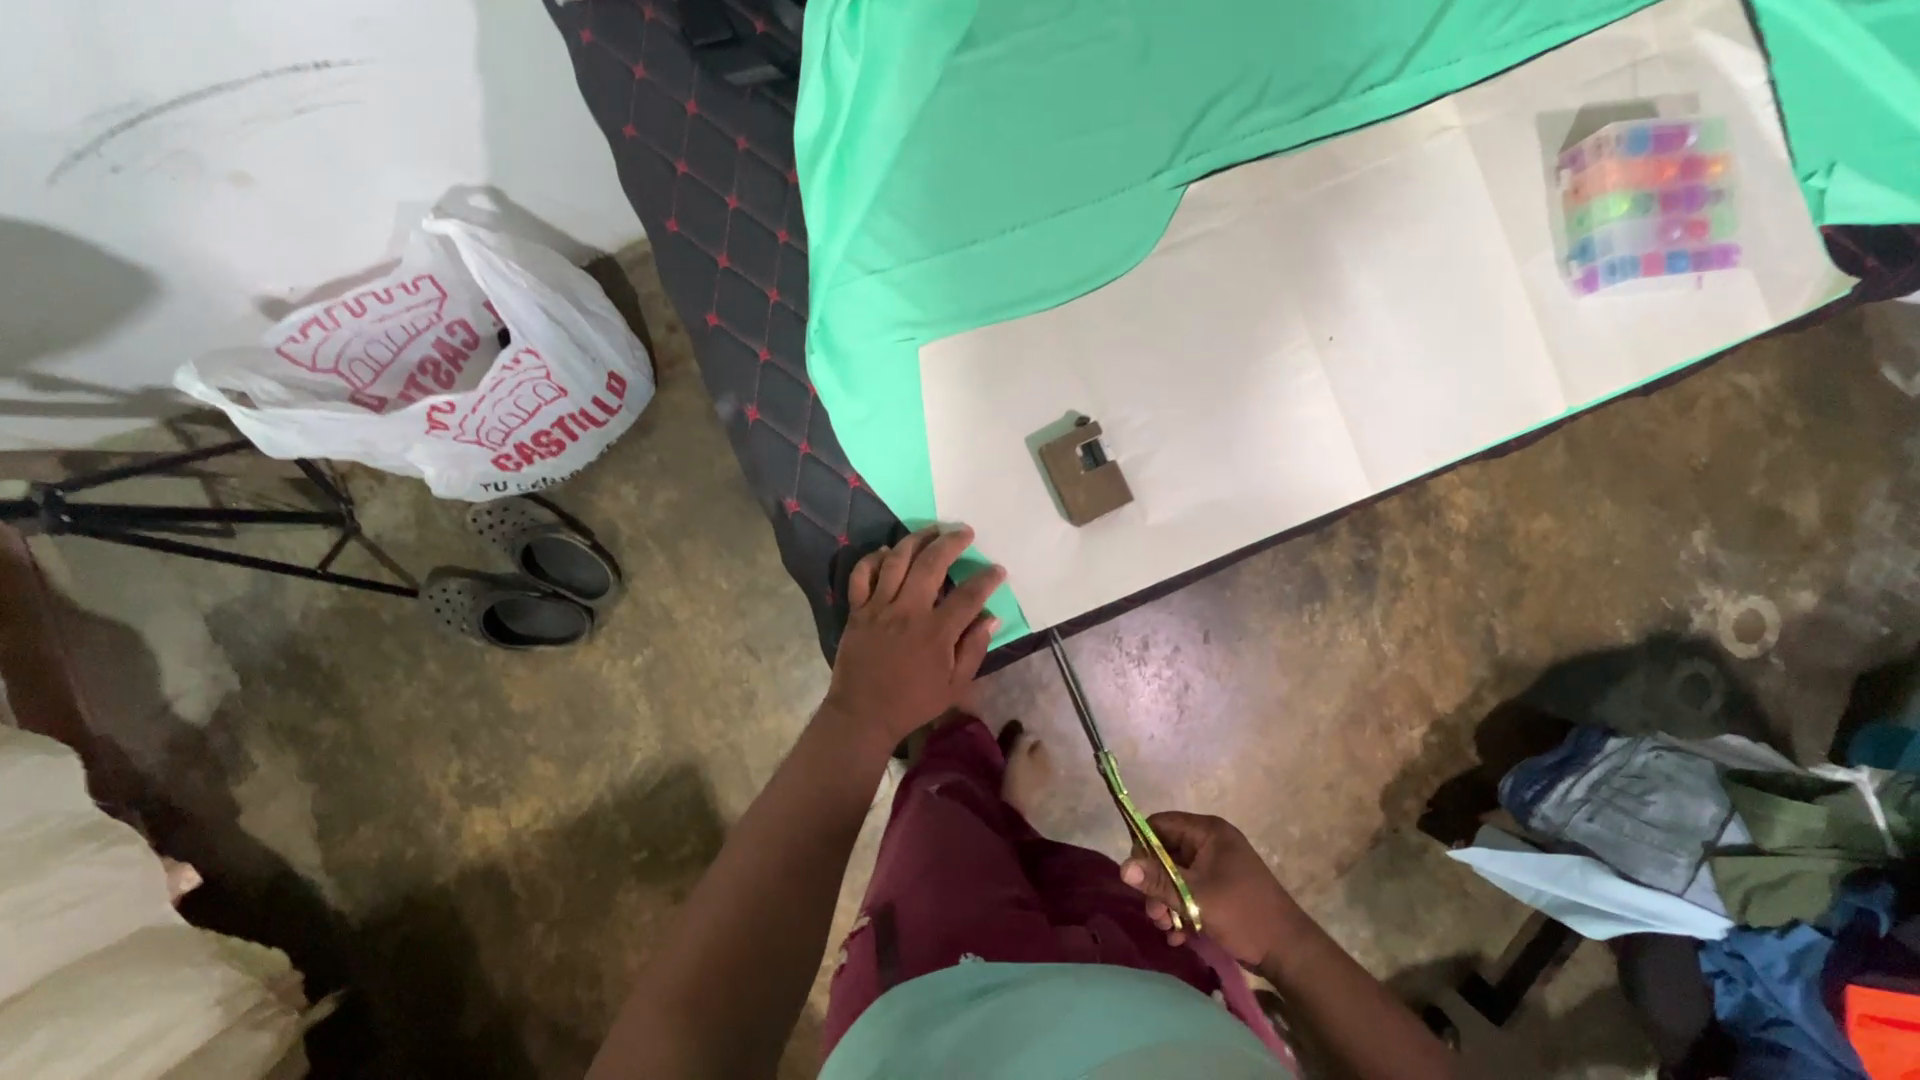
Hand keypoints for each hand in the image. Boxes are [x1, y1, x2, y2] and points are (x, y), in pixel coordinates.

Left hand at [822, 526, 1005, 749]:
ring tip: (932, 530)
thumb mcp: (955, 686)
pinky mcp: (857, 610)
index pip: (969, 595)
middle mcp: (908, 611)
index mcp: (936, 632)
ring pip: (897, 560)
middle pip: (932, 563)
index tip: (998, 569)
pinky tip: (888, 551)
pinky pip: (862, 575)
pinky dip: (874, 558)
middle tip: (965, 532)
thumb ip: (974, 649)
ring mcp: (879, 607)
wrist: (863, 714)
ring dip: (916, 539)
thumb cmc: (913, 702)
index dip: (987, 579)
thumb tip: (990, 618)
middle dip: (952, 542)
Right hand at [1121, 811, 1304, 967]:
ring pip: (1174, 876)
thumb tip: (1122, 868)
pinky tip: (1180, 936)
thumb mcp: (1196, 897)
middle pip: (1165, 853)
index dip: (1143, 847)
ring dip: (1166, 902)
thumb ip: (1158, 881)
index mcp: (1208, 832)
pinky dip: (1181, 910)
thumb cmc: (1243, 914)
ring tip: (1167, 929)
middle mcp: (1210, 843)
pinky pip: (1188, 890)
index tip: (1138, 877)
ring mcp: (1216, 866)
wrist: (1287, 950)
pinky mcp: (1219, 888)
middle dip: (1155, 884)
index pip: (1160, 824)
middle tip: (1155, 913)